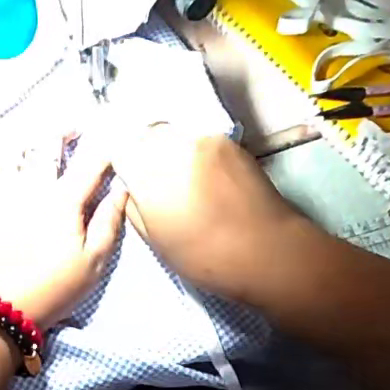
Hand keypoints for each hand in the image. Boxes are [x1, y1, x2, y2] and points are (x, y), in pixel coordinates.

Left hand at [0, 136, 128, 329]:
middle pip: (45, 146)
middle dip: (61, 132)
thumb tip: (122, 190)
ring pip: (8, 155)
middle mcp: (31, 187)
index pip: (90, 162)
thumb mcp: (94, 262)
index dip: (104, 146)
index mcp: (64, 199)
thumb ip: (109, 222)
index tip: (114, 139)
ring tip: (26, 150)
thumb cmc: (53, 287)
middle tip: (71, 130)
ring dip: (20, 147)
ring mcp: (0, 195)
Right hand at [110, 126, 324, 304]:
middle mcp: (175, 147)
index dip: (120, 163)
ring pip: (172, 132)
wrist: (269, 252)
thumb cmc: (207, 257)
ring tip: (177, 176)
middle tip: (149, 177)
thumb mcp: (157, 241)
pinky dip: (192, 150)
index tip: (126, 177)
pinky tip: (201, 175)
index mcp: (150, 175)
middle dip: (142, 150)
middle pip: (145, 134)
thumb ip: (135, 207)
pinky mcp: (228, 141)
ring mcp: (204, 140)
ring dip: (168, 148)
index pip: (120, 151)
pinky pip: (197, 137)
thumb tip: (131, 185)